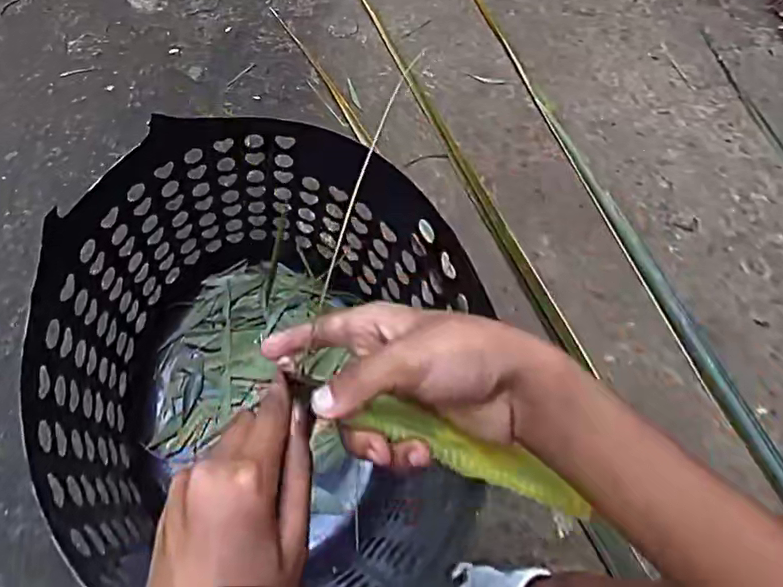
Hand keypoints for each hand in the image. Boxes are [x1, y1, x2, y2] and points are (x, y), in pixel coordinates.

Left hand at [148, 378, 313, 586]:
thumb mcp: (292, 542)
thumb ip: (298, 474)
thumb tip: (300, 421)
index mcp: (246, 475)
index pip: (270, 412)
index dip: (284, 397)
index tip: (294, 383)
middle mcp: (211, 463)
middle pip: (247, 422)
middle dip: (265, 433)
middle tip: (281, 468)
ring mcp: (186, 474)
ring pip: (226, 440)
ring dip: (243, 453)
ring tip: (253, 501)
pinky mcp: (171, 487)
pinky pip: (206, 462)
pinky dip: (221, 471)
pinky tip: (227, 511)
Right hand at [260, 303, 570, 470]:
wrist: (517, 389)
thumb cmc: (459, 353)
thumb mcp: (406, 359)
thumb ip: (360, 381)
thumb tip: (319, 407)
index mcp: (373, 327)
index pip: (324, 330)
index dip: (296, 340)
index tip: (265, 352)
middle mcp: (379, 358)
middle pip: (339, 392)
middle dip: (346, 421)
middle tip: (363, 442)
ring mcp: (398, 393)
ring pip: (362, 424)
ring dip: (375, 445)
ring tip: (399, 454)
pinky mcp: (417, 423)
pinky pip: (390, 443)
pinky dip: (401, 455)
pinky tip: (421, 456)